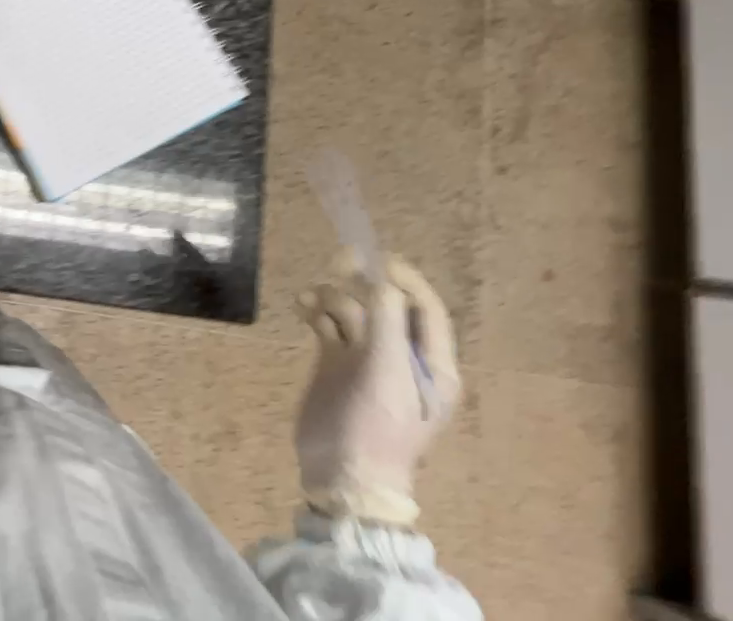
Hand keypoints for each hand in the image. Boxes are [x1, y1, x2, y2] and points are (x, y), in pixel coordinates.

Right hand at [293, 253, 460, 525]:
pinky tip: (300, 308)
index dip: (404, 279)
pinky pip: (328, 327)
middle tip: (337, 262)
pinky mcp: (335, 365)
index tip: (376, 257)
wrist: (343, 474)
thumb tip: (380, 279)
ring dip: (333, 297)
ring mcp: (366, 361)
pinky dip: (316, 312)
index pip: (426, 309)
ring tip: (310, 296)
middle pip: (386, 305)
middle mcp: (401, 357)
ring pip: (353, 312)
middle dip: (363, 283)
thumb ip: (385, 325)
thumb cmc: (376, 427)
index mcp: (432, 364)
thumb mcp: (386, 375)